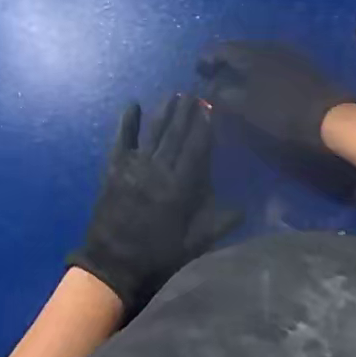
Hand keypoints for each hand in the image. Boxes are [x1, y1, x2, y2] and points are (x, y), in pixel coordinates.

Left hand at [67, 94, 219, 315]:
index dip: (204, 128)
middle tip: (194, 93)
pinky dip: (127, 122)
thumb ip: (217, 224)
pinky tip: (133, 105)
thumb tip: (243, 207)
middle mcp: (158, 171)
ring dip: (163, 113)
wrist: (112, 263)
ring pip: (153, 134)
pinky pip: (122, 140)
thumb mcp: (193, 245)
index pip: (196, 150)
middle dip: (186, 114)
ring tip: (173, 95)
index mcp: (180, 188)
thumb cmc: (155, 257)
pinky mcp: (113, 169)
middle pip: (175, 136)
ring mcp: (133, 167)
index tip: (210, 109)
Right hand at [196, 42, 353, 148]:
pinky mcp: (301, 63)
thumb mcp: (242, 106)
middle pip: (236, 49)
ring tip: (234, 80)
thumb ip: (220, 93)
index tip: (198, 73)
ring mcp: (286, 53)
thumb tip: (209, 87)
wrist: (332, 117)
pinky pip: (270, 60)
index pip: (218, 50)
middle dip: (223, 62)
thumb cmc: (281, 111)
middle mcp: (266, 46)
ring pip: (254, 54)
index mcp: (249, 53)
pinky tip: (258, 82)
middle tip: (213, 76)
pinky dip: (258, 69)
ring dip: (242, 65)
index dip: (205, 61)